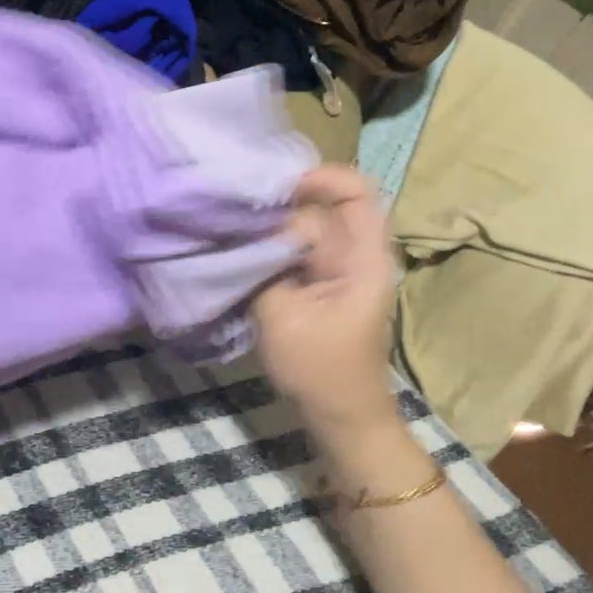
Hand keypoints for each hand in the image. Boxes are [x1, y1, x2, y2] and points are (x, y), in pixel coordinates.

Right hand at [252, 165, 399, 433]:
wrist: (338, 414)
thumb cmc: (320, 368)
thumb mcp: (285, 314)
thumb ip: (268, 263)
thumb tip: (248, 223)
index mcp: (363, 258)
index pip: (355, 193)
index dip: (319, 177)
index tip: (271, 185)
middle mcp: (353, 254)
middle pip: (322, 205)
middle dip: (281, 198)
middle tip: (234, 205)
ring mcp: (333, 268)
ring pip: (303, 225)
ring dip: (269, 221)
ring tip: (228, 221)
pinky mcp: (313, 282)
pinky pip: (291, 247)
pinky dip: (266, 242)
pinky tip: (236, 246)